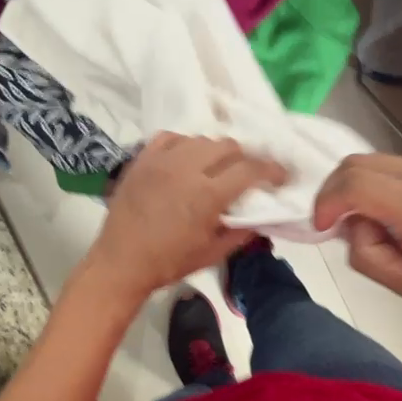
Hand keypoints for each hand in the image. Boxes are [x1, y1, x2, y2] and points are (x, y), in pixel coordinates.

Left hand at [82, 134, 287, 301]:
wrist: (121, 263)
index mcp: (208, 195)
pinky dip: (184, 144)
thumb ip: (242, 232)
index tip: (280, 175)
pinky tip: (186, 158)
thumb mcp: (213, 253)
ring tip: (214, 167)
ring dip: (214, 150)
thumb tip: (262, 216)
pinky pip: (170, 137)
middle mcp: (187, 169)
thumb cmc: (168, 263)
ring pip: (200, 138)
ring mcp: (161, 160)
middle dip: (244, 158)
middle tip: (245, 173)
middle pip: (228, 146)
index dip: (272, 170)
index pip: (250, 169)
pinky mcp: (142, 159)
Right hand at [313, 152, 401, 324]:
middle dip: (337, 191)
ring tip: (377, 226)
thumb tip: (352, 224)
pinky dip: (388, 186)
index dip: (327, 202)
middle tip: (335, 222)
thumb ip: (366, 254)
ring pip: (380, 162)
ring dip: (364, 189)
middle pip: (360, 163)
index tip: (320, 226)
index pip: (355, 184)